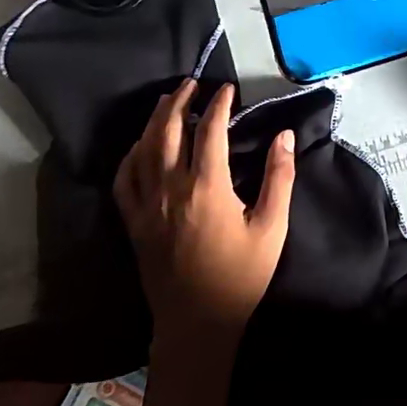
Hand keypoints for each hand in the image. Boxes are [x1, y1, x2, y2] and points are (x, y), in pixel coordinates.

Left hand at [115, 80, 294, 334]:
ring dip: (155, 120)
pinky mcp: (133, 222)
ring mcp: (146, 205)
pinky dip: (131, 154)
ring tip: (167, 101)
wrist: (197, 323)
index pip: (209, 131)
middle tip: (192, 83)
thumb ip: (279, 178)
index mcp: (206, 188)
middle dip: (180, 101)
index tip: (227, 89)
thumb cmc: (241, 276)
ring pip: (143, 149)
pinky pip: (124, 178)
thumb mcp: (272, 227)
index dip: (218, 105)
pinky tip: (140, 145)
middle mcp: (170, 189)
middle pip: (168, 131)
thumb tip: (282, 136)